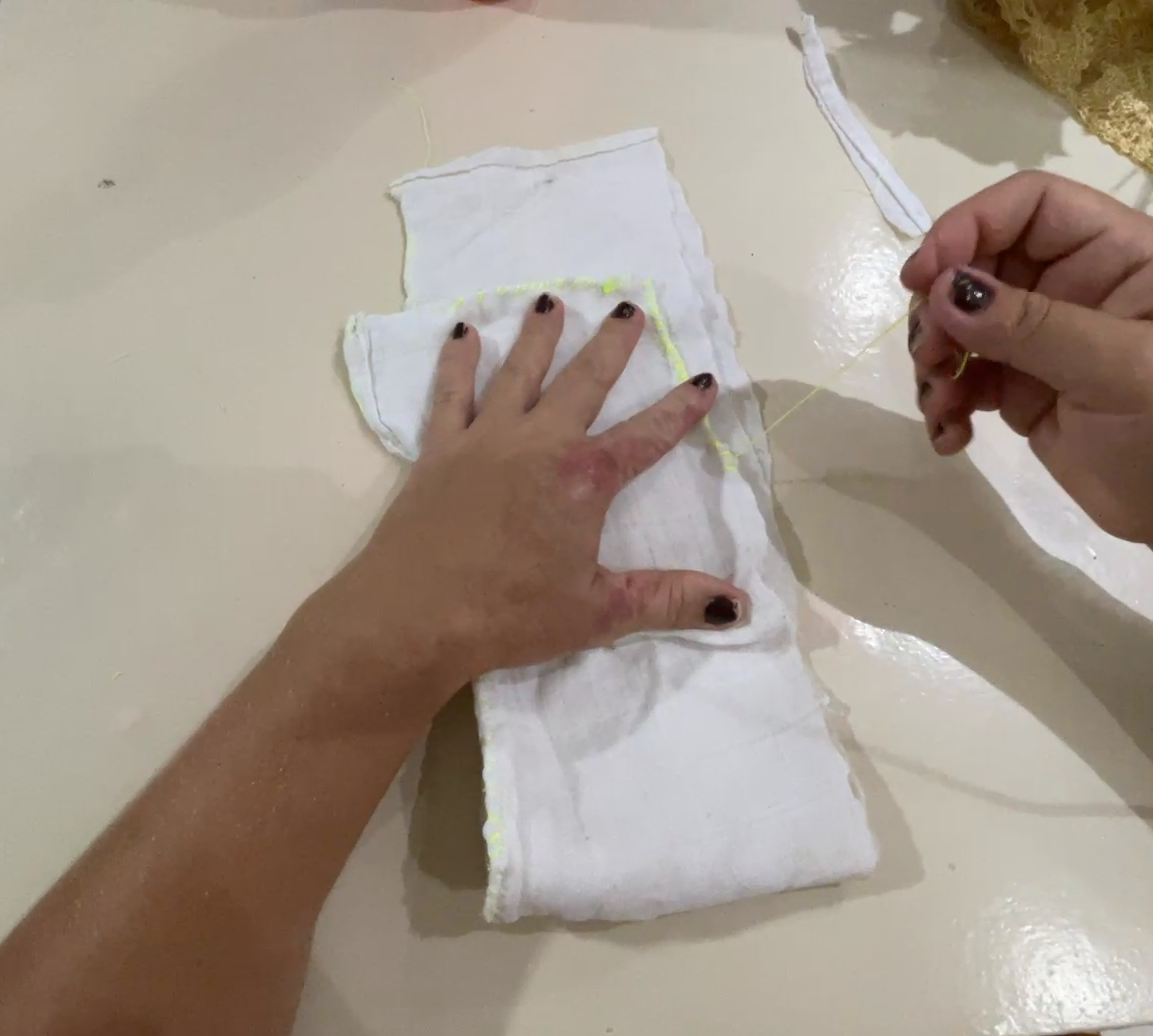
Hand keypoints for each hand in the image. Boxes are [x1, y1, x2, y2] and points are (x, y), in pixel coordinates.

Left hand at [332, 295, 746, 689]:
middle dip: (611, 347)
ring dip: (538, 337)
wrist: (413, 616)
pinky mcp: (438, 452)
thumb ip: (668, 600)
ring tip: (550, 301)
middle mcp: (537, 445)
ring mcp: (484, 441)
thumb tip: (739, 605)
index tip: (702, 381)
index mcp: (582, 480)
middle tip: (629, 309)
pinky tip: (463, 334)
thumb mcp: (598, 613)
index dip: (678, 411)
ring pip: (518, 375)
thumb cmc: (509, 615)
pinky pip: (450, 395)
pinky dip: (457, 362)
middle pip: (582, 384)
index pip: (644, 438)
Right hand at [900, 171, 1152, 548]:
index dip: (967, 227)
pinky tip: (952, 437)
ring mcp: (1043, 341)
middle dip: (940, 308)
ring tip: (942, 408)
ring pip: (960, 326)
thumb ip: (1033, 328)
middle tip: (929, 358)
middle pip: (979, 266)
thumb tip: (943, 293)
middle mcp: (1074, 288)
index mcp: (1118, 257)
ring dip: (936, 363)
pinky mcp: (1021, 390)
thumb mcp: (1124, 370)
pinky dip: (944, 405)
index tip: (922, 279)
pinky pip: (963, 380)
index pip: (1029, 207)